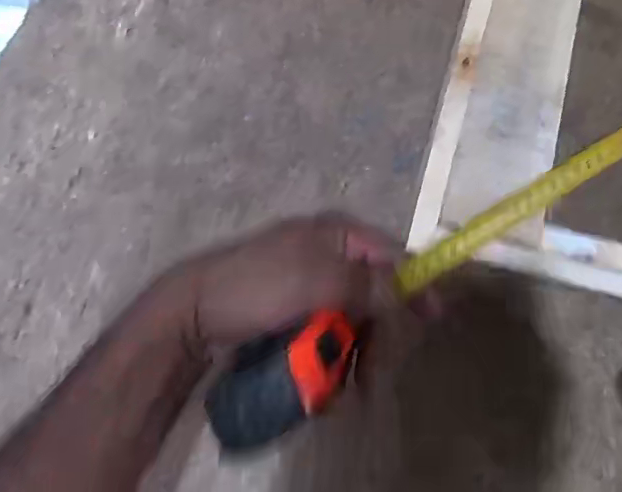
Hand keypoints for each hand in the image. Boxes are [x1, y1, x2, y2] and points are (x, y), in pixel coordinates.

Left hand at [157, 212, 433, 375]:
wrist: (190, 312)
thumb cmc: (261, 286)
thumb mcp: (321, 281)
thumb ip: (369, 284)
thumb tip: (406, 288)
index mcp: (339, 233)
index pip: (392, 253)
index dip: (414, 283)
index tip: (431, 316)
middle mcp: (329, 252)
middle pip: (373, 291)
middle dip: (377, 333)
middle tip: (373, 375)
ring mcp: (308, 280)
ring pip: (349, 316)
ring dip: (354, 351)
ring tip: (344, 388)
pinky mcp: (289, 309)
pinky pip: (324, 329)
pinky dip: (330, 353)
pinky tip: (324, 379)